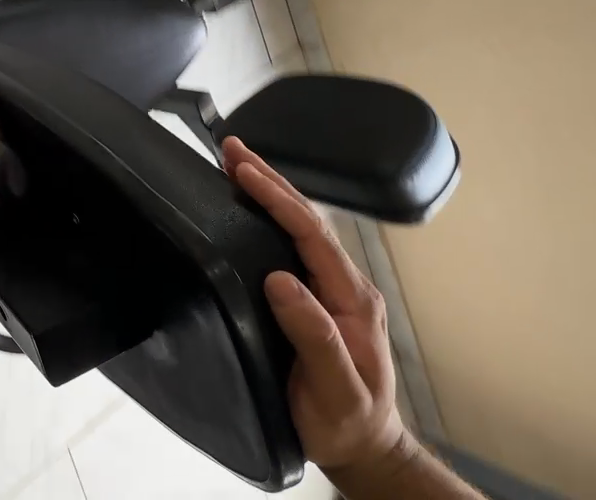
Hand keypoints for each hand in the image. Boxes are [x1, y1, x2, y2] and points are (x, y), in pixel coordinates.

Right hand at [223, 137, 413, 476]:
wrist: (363, 448)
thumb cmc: (345, 423)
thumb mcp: (334, 388)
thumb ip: (315, 335)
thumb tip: (280, 279)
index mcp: (352, 299)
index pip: (312, 233)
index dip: (276, 198)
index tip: (242, 172)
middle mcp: (346, 285)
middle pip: (308, 218)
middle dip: (270, 178)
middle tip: (232, 148)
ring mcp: (335, 288)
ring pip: (302, 225)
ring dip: (270, 189)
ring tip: (236, 162)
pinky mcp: (319, 294)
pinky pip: (294, 241)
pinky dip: (271, 213)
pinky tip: (251, 204)